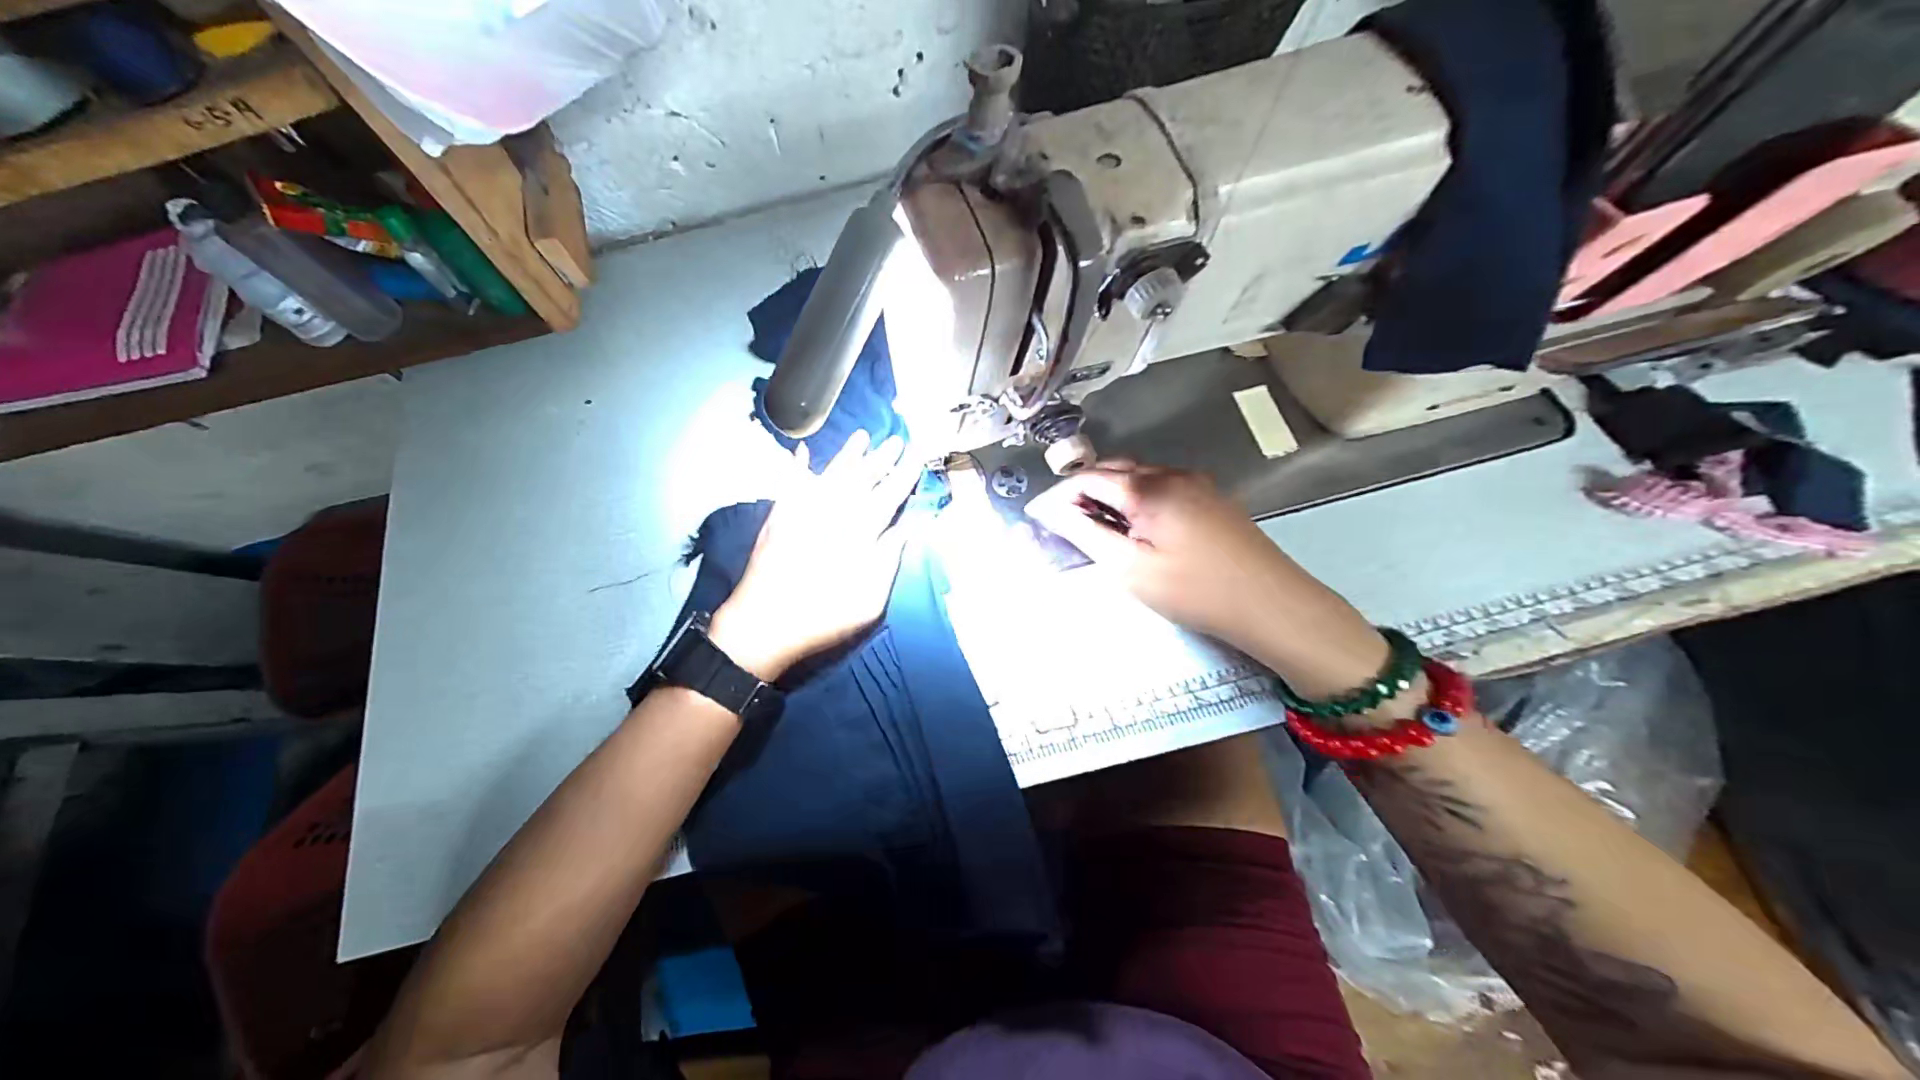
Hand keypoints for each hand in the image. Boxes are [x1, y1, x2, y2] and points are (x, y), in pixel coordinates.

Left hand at [707, 431, 920, 680]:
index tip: (918, 454)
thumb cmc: (823, 616)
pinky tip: (803, 452)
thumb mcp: (869, 598)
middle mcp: (832, 511)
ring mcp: (803, 510)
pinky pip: (791, 482)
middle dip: (881, 458)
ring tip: (862, 436)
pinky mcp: (779, 516)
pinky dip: (798, 466)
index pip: (890, 495)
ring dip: (848, 455)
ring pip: (831, 474)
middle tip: (896, 439)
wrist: (763, 622)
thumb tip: (906, 527)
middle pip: (862, 478)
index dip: (905, 474)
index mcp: (859, 531)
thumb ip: (889, 558)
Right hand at [1025, 462, 1389, 697]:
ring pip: (1141, 477)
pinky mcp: (1213, 498)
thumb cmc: (1193, 589)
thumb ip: (1086, 533)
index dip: (1061, 495)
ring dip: (1114, 494)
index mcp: (1148, 487)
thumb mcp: (1129, 567)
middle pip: (1116, 470)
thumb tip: (1052, 511)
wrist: (1270, 603)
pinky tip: (1140, 529)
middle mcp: (1173, 474)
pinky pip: (1164, 487)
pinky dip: (1140, 499)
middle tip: (1067, 523)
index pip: (1090, 477)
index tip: (1041, 517)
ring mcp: (1198, 483)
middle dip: (1086, 491)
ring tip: (1100, 529)